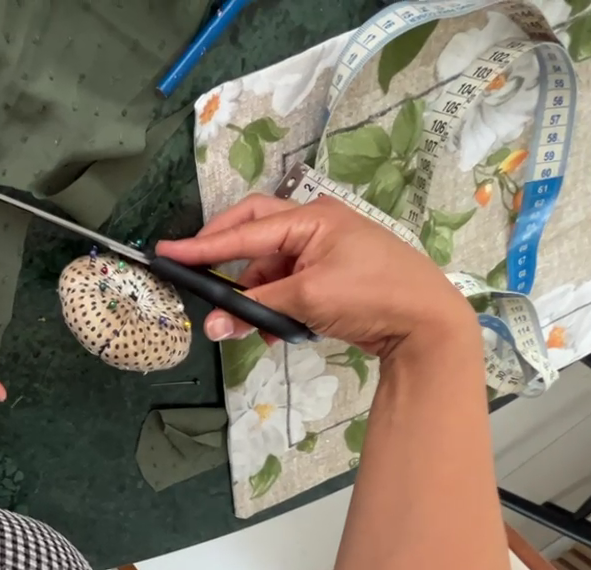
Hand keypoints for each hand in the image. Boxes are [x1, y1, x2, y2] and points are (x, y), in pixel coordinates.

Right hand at [154, 196, 478, 363]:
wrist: (423, 322)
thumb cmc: (370, 295)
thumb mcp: (305, 299)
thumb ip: (253, 308)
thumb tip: (211, 324)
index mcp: (311, 219)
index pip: (244, 231)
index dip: (202, 245)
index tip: (166, 251)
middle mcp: (313, 227)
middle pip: (252, 236)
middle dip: (224, 259)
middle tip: (194, 273)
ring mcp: (320, 252)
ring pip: (265, 270)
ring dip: (251, 298)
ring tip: (245, 326)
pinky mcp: (325, 278)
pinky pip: (283, 288)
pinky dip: (271, 307)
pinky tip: (273, 330)